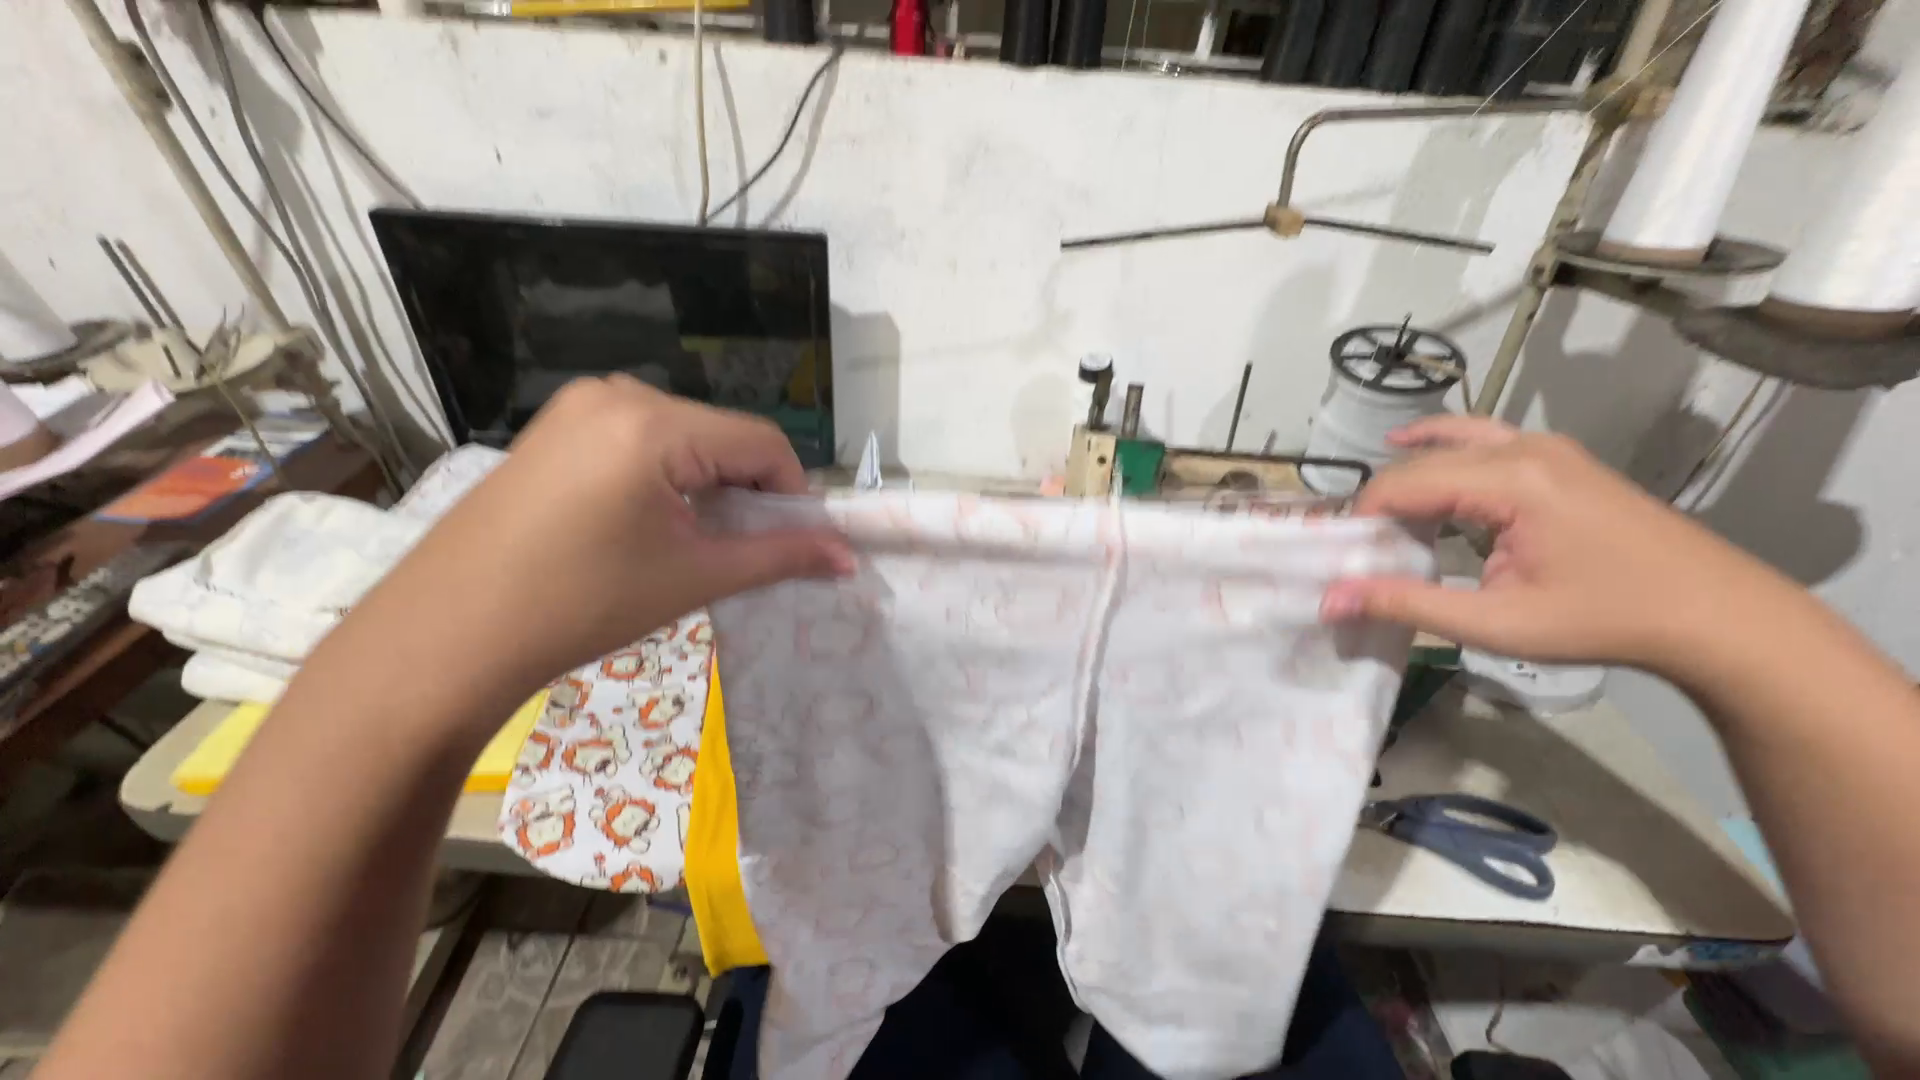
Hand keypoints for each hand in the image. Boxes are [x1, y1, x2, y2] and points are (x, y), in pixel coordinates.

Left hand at [321, 376, 852, 713]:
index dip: (793, 493)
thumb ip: (779, 556)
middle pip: (721, 435)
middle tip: (741, 550)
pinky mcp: (556, 428)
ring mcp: (579, 407)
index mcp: (653, 423)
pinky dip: (665, 477)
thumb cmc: (580, 605)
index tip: (798, 544)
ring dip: (707, 484)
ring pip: (683, 438)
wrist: (448, 634)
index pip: (762, 442)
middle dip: (746, 490)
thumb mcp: (693, 577)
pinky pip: (639, 440)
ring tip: (692, 542)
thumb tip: (849, 557)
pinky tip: (647, 524)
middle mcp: (618, 394)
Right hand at [1319, 416, 1803, 677]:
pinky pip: (1482, 439)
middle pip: (1424, 461)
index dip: (1362, 515)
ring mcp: (1546, 448)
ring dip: (1409, 475)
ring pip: (1450, 444)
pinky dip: (1442, 447)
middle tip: (1353, 545)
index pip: (1405, 482)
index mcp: (1510, 480)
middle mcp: (1524, 448)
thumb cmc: (1603, 620)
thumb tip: (1331, 600)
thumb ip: (1407, 605)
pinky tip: (1413, 446)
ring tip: (1377, 514)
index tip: (1338, 553)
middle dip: (1380, 499)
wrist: (1714, 613)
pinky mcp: (1558, 459)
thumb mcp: (1497, 623)